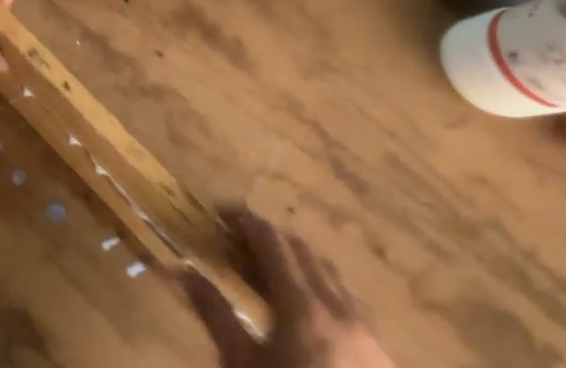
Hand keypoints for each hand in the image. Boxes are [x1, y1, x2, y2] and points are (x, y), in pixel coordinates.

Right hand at [184, 208, 395, 367]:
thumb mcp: (240, 365)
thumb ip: (214, 312)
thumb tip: (181, 270)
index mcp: (303, 308)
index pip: (272, 242)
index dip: (245, 220)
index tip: (219, 212)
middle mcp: (341, 311)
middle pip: (305, 252)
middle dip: (269, 237)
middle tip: (235, 240)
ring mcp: (369, 335)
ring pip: (333, 276)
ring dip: (298, 262)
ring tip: (266, 271)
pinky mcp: (384, 358)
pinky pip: (351, 304)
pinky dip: (322, 289)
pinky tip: (306, 310)